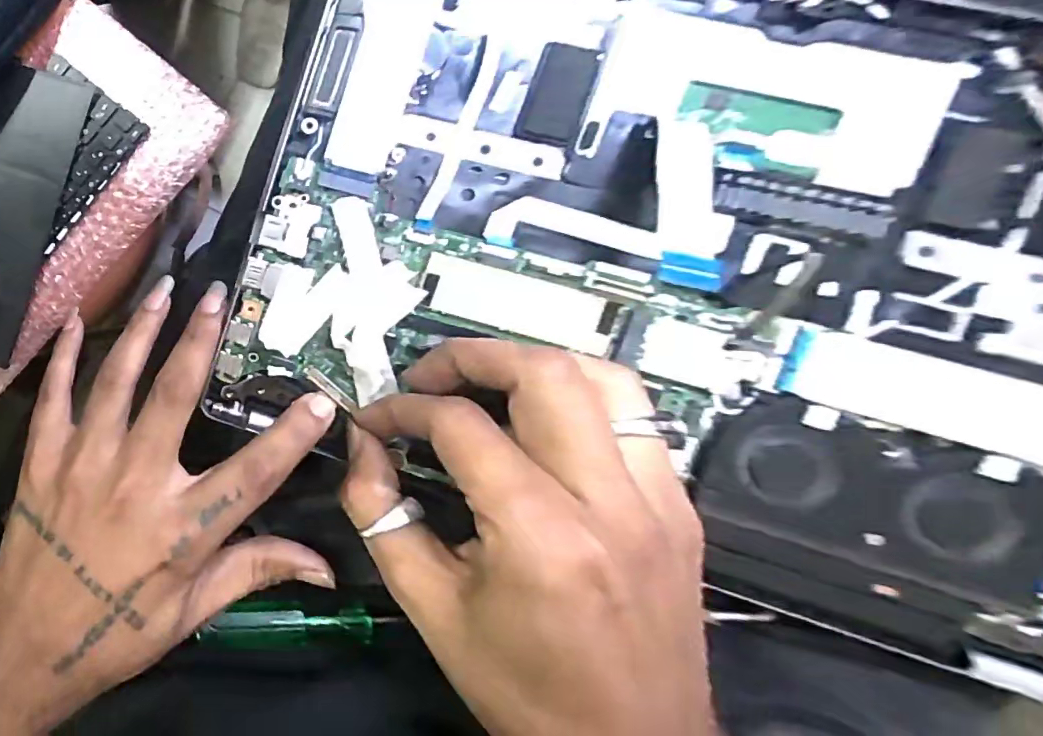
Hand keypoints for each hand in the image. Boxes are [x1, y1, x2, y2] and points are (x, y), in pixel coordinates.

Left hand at [0, 277, 338, 734]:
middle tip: (214, 296)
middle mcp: (136, 481)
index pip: (251, 476)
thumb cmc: (117, 628)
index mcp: (181, 527)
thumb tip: (325, 568)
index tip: (319, 400)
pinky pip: (55, 393)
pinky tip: (74, 318)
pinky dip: (65, 354)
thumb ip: (254, 571)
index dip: (289, 438)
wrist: (25, 641)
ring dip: (141, 330)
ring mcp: (85, 461)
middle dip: (198, 340)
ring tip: (161, 290)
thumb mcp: (191, 612)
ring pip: (117, 380)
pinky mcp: (45, 455)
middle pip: (174, 396)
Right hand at [340, 341, 713, 735]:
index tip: (377, 418)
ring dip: (531, 363)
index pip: (461, 424)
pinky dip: (578, 393)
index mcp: (542, 535)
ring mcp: (657, 501)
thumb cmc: (522, 687)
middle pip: (542, 373)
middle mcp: (610, 504)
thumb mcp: (427, 604)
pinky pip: (633, 415)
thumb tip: (364, 442)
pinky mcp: (678, 508)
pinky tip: (540, 417)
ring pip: (602, 377)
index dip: (404, 408)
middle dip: (470, 357)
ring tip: (486, 383)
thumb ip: (377, 510)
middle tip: (428, 378)